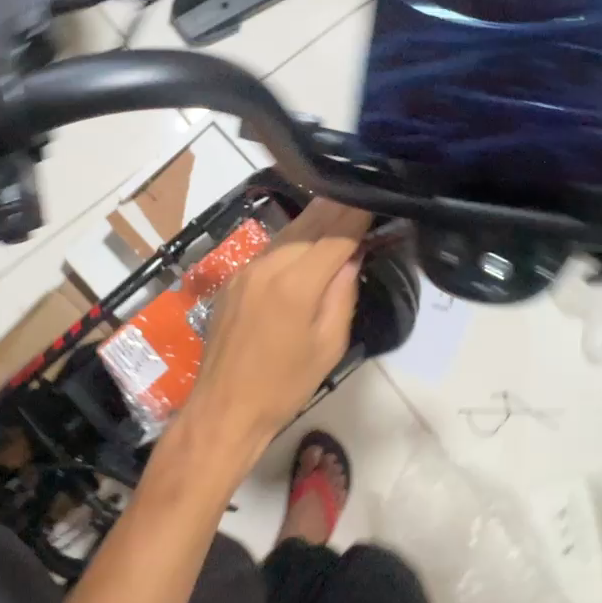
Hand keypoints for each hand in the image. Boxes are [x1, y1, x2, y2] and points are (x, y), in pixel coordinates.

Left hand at [181, 199, 371, 461]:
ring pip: (289, 232)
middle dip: (339, 207)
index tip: (376, 198)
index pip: (336, 235)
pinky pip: (271, 249)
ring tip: (342, 206)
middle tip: (363, 195)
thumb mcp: (328, 346)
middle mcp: (268, 265)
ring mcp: (246, 269)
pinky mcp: (234, 278)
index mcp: (295, 283)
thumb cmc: (284, 386)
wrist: (225, 407)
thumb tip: (352, 256)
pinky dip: (294, 239)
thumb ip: (342, 295)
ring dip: (316, 219)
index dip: (358, 215)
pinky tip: (308, 238)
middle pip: (310, 223)